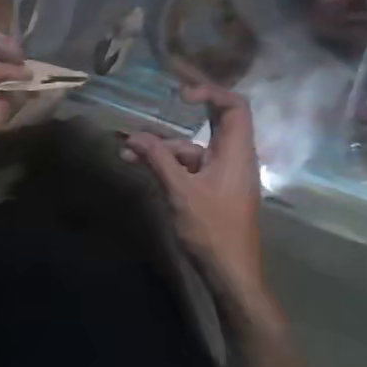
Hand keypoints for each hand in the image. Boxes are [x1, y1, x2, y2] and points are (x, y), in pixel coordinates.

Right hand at [127, 83, 271, 313]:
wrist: (232, 274)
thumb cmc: (212, 230)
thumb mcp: (181, 192)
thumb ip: (159, 160)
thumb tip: (134, 136)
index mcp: (237, 150)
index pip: (235, 105)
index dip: (211, 92)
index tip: (182, 95)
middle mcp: (235, 156)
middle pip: (217, 121)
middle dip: (188, 112)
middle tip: (164, 100)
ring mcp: (226, 173)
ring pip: (197, 147)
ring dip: (166, 147)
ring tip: (128, 150)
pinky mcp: (216, 190)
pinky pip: (193, 167)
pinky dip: (171, 165)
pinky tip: (142, 167)